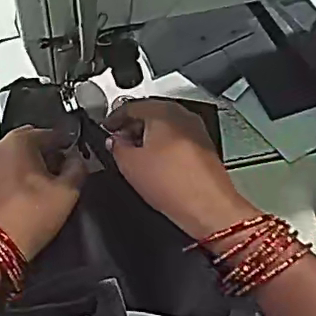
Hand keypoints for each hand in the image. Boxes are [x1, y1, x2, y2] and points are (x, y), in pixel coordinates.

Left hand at [0, 127, 87, 259]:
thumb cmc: (25, 217)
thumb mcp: (67, 191)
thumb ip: (78, 169)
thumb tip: (78, 163)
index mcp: (18, 140)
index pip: (52, 133)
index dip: (69, 144)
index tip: (77, 154)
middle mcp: (0, 148)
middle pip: (34, 144)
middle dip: (52, 155)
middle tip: (67, 171)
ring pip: (20, 159)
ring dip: (36, 168)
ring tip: (52, 188)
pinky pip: (9, 174)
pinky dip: (22, 180)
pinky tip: (34, 198)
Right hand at [104, 99, 261, 240]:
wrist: (208, 208)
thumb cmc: (177, 185)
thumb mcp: (129, 164)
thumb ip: (116, 146)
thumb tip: (115, 142)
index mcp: (164, 112)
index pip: (131, 106)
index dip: (113, 118)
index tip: (107, 127)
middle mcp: (184, 116)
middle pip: (150, 113)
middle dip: (131, 126)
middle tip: (117, 140)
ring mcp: (197, 131)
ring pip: (165, 126)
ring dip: (147, 136)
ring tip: (134, 154)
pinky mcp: (204, 148)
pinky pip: (177, 140)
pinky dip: (163, 146)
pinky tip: (155, 164)